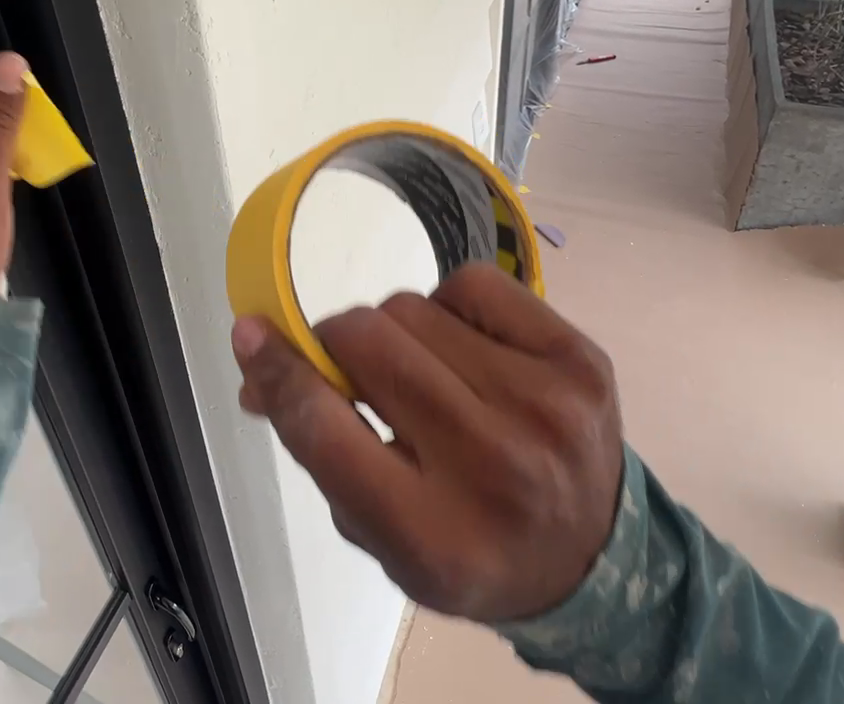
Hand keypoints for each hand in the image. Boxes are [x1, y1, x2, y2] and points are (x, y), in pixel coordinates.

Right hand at [232, 264, 622, 622]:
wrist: (593, 559)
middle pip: (367, 345)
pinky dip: (448, 305)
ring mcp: (545, 405)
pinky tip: (463, 349)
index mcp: (431, 534)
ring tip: (419, 372)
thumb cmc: (463, 548)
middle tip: (343, 364)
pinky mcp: (580, 360)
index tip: (250, 335)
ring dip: (394, 333)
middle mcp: (493, 467)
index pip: (324, 430)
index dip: (277, 373)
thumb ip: (316, 448)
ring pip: (411, 308)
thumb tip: (260, 362)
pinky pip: (471, 284)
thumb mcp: (378, 532)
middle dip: (335, 343)